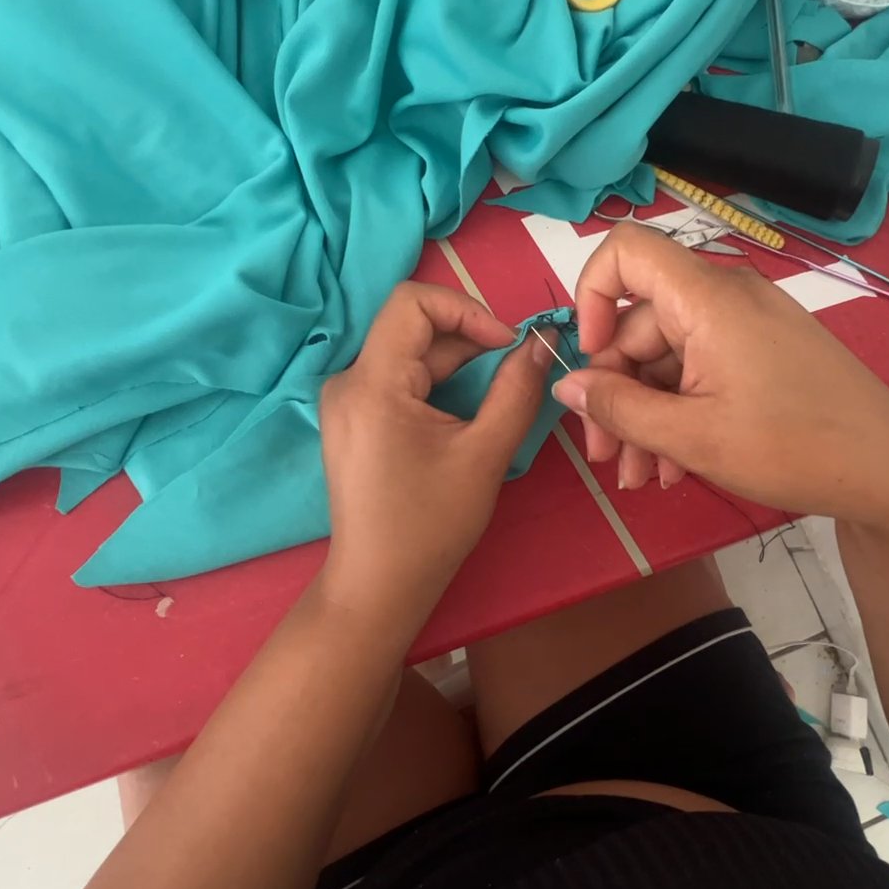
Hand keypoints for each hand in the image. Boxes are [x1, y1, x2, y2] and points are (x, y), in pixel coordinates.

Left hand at [319, 283, 552, 625]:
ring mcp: (346, 401)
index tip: (506, 344)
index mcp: (372, 383)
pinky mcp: (353, 419)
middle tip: (514, 370)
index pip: (412, 302)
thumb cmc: (431, 524)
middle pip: (413, 329)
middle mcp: (348, 381)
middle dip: (469, 340)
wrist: (379, 585)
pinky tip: (464, 413)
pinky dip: (437, 383)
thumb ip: (517, 390)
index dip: (466, 310)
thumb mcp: (485, 454)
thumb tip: (542, 340)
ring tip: (495, 395)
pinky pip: (398, 379)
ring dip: (457, 364)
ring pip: (409, 354)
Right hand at [555, 223, 888, 529]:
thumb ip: (617, 407)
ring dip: (644, 415)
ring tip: (640, 477)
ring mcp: (746, 324)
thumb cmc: (790, 446)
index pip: (625, 251)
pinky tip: (674, 465)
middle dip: (614, 393)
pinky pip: (699, 368)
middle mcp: (724, 296)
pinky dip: (679, 411)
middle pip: (639, 324)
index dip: (591, 296)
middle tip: (607, 459)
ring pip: (667, 357)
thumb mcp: (691, 435)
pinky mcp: (761, 351)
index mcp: (706, 296)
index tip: (591, 360)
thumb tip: (566, 384)